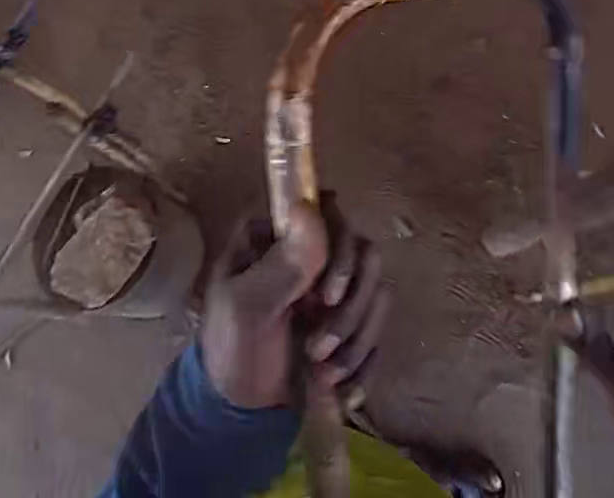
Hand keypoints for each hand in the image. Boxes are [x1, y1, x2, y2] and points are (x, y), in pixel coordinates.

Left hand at [201, 195, 390, 410]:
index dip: (340, 258)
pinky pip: (379, 329)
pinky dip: (361, 361)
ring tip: (320, 370)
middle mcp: (308, 252)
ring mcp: (332, 286)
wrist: (246, 410)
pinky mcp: (350, 321)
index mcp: (277, 236)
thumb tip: (309, 203)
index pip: (331, 218)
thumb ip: (285, 260)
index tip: (327, 297)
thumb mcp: (249, 304)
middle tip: (317, 347)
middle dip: (347, 312)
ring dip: (354, 341)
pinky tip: (334, 383)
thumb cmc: (234, 346)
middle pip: (364, 256)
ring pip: (376, 294)